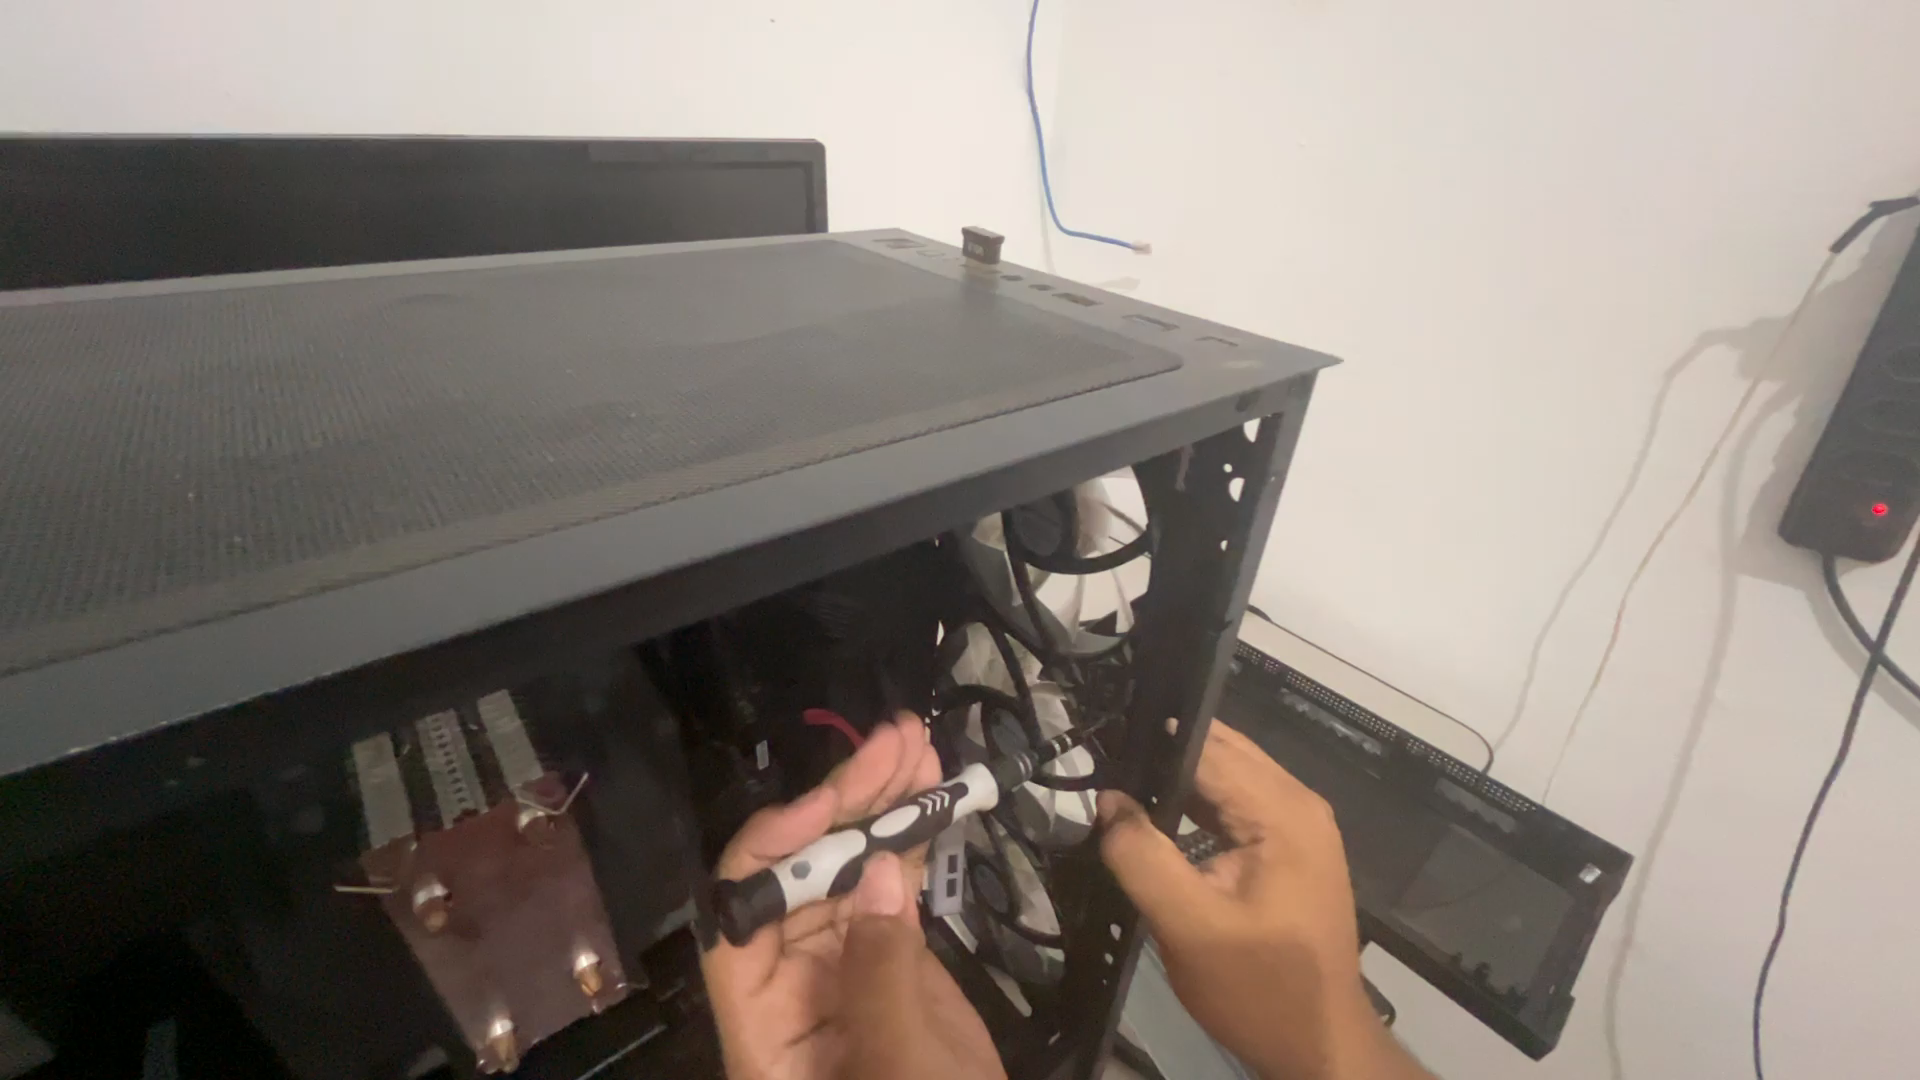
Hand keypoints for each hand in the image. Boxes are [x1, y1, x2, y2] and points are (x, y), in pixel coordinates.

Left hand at [700, 712, 1002, 1079]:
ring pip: (854, 863)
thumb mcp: (898, 1066)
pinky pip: (894, 877)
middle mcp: (795, 977)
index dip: (771, 854)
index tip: (822, 807)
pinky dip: (915, 831)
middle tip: (894, 742)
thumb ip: (880, 970)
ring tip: (916, 742)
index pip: (740, 920)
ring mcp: (848, 958)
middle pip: (804, 874)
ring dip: (884, 798)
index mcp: (765, 1020)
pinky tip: (933, 785)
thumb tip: (881, 867)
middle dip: (847, 802)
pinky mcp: (893, 949)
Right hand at [1097, 721, 1430, 1079]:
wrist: (1321, 1048)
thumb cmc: (1258, 989)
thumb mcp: (1187, 927)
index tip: (1104, 746)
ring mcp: (1300, 820)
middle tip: (1109, 763)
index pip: (1206, 749)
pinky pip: (1237, 796)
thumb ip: (1141, 857)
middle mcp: (1298, 801)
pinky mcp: (1292, 839)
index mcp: (1281, 811)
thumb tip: (1109, 799)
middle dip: (1165, 750)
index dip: (1153, 744)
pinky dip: (1198, 795)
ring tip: (1126, 783)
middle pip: (1220, 749)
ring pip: (1228, 769)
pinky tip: (1162, 809)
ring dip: (1179, 772)